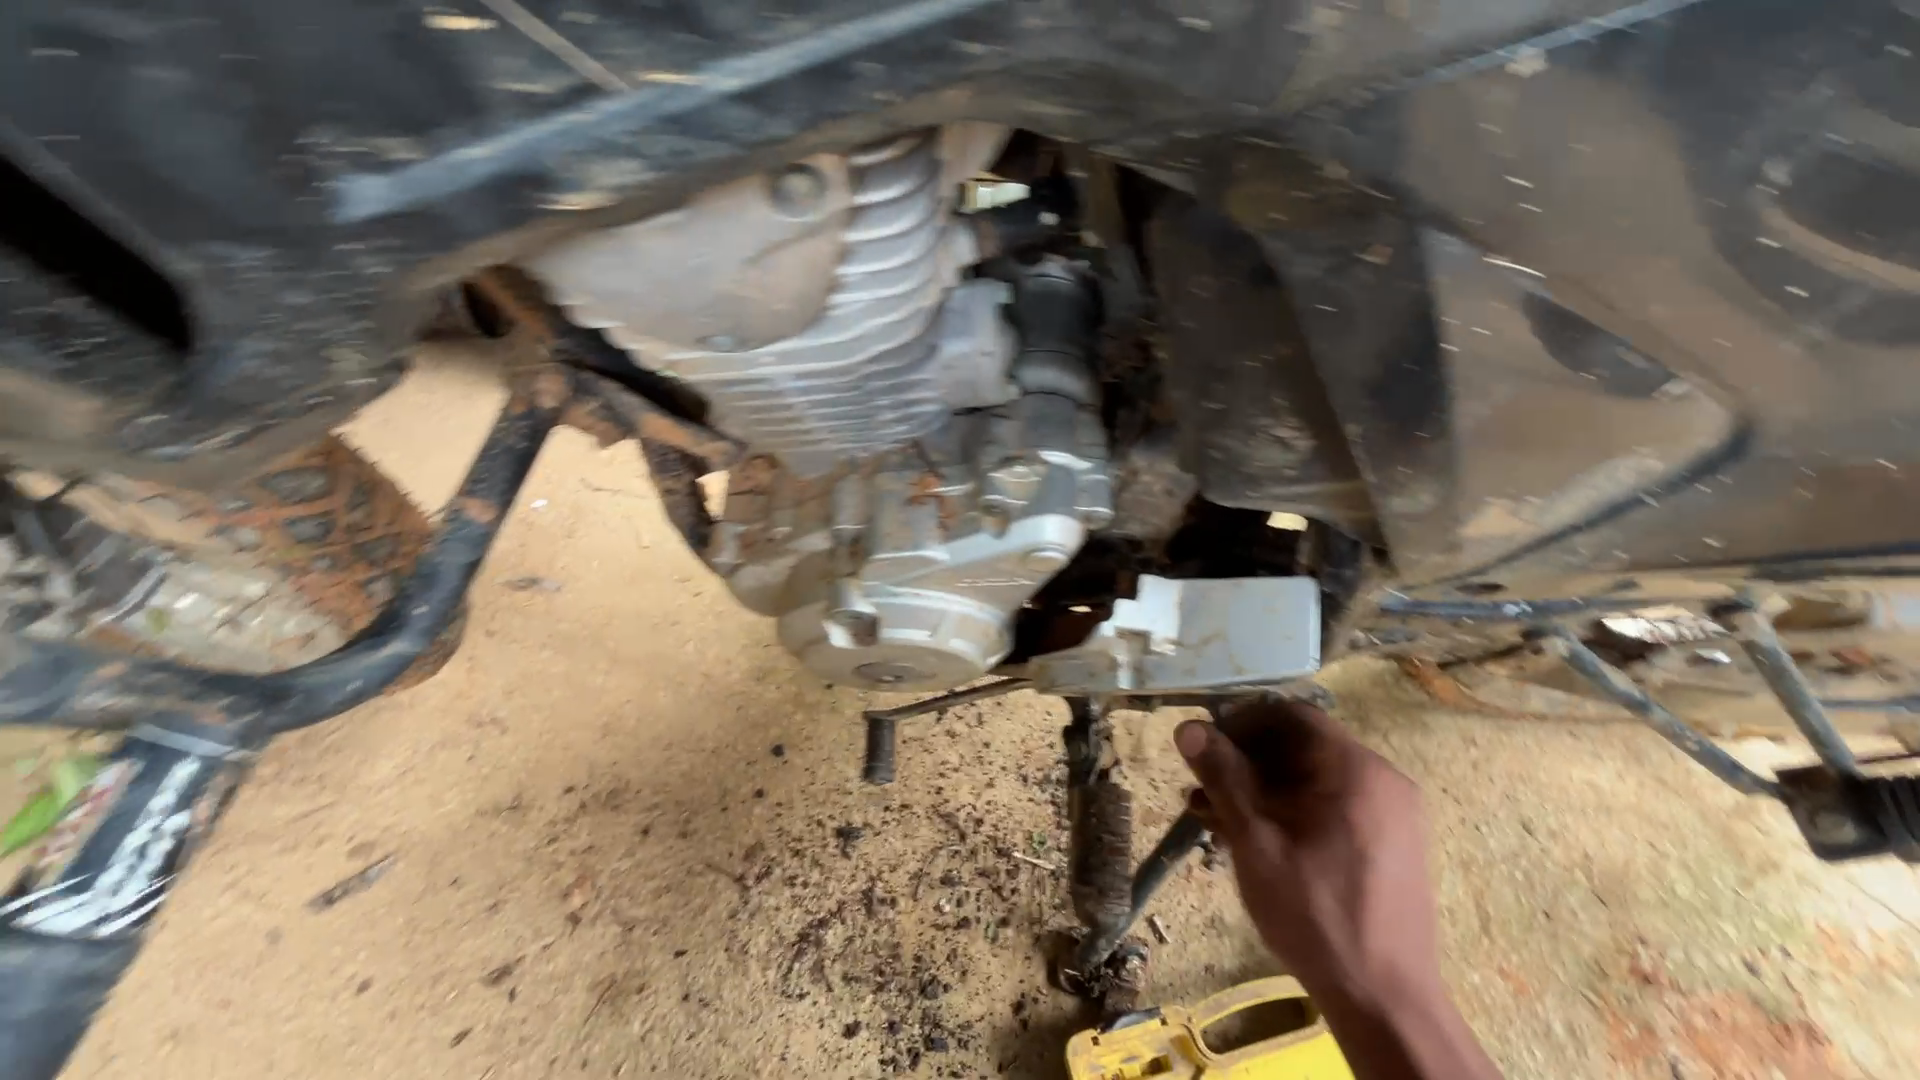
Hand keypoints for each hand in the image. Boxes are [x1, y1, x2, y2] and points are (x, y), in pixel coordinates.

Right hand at [1174, 700, 1439, 1006]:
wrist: (1385, 999)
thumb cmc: (1314, 913)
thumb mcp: (1256, 840)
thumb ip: (1224, 777)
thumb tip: (1189, 727)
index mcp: (1354, 769)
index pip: (1289, 715)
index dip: (1239, 722)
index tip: (1201, 748)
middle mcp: (1380, 778)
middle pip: (1300, 745)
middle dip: (1244, 761)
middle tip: (1199, 789)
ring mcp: (1389, 812)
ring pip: (1312, 778)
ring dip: (1261, 789)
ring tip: (1212, 819)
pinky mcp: (1388, 841)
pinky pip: (1331, 805)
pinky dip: (1289, 811)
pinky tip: (1252, 838)